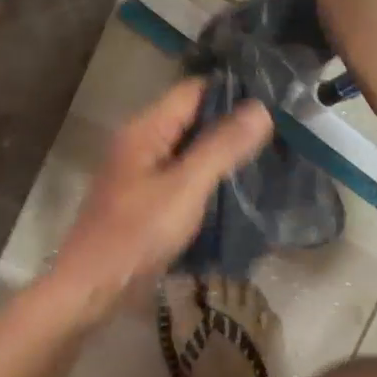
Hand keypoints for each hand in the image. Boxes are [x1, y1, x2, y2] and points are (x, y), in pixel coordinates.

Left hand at [49, 79, 271, 319]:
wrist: (93, 285)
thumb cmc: (136, 234)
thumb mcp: (185, 188)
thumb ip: (221, 147)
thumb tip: (260, 107)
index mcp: (144, 130)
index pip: (193, 91)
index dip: (233, 91)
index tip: (278, 99)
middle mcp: (138, 144)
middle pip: (191, 119)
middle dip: (232, 124)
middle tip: (283, 131)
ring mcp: (139, 174)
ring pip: (187, 151)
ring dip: (221, 154)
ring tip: (270, 157)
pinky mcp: (143, 201)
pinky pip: (181, 177)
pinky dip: (206, 179)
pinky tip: (237, 189)